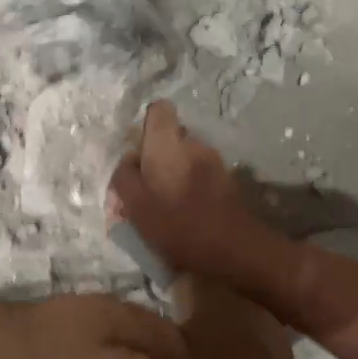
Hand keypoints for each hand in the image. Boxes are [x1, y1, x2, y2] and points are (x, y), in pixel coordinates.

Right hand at [108, 101, 264, 275]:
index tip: (137, 153)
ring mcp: (214, 160)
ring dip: (174, 173)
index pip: (158, 110)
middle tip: (146, 187)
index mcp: (168, 144)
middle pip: (171, 136)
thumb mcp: (136, 205)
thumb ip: (124, 178)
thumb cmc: (178, 225)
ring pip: (186, 156)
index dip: (146, 126)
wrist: (233, 248)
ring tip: (166, 205)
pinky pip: (201, 173)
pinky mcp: (227, 179)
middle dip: (157, 156)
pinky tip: (187, 212)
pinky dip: (191, 185)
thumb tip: (127, 161)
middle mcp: (193, 143)